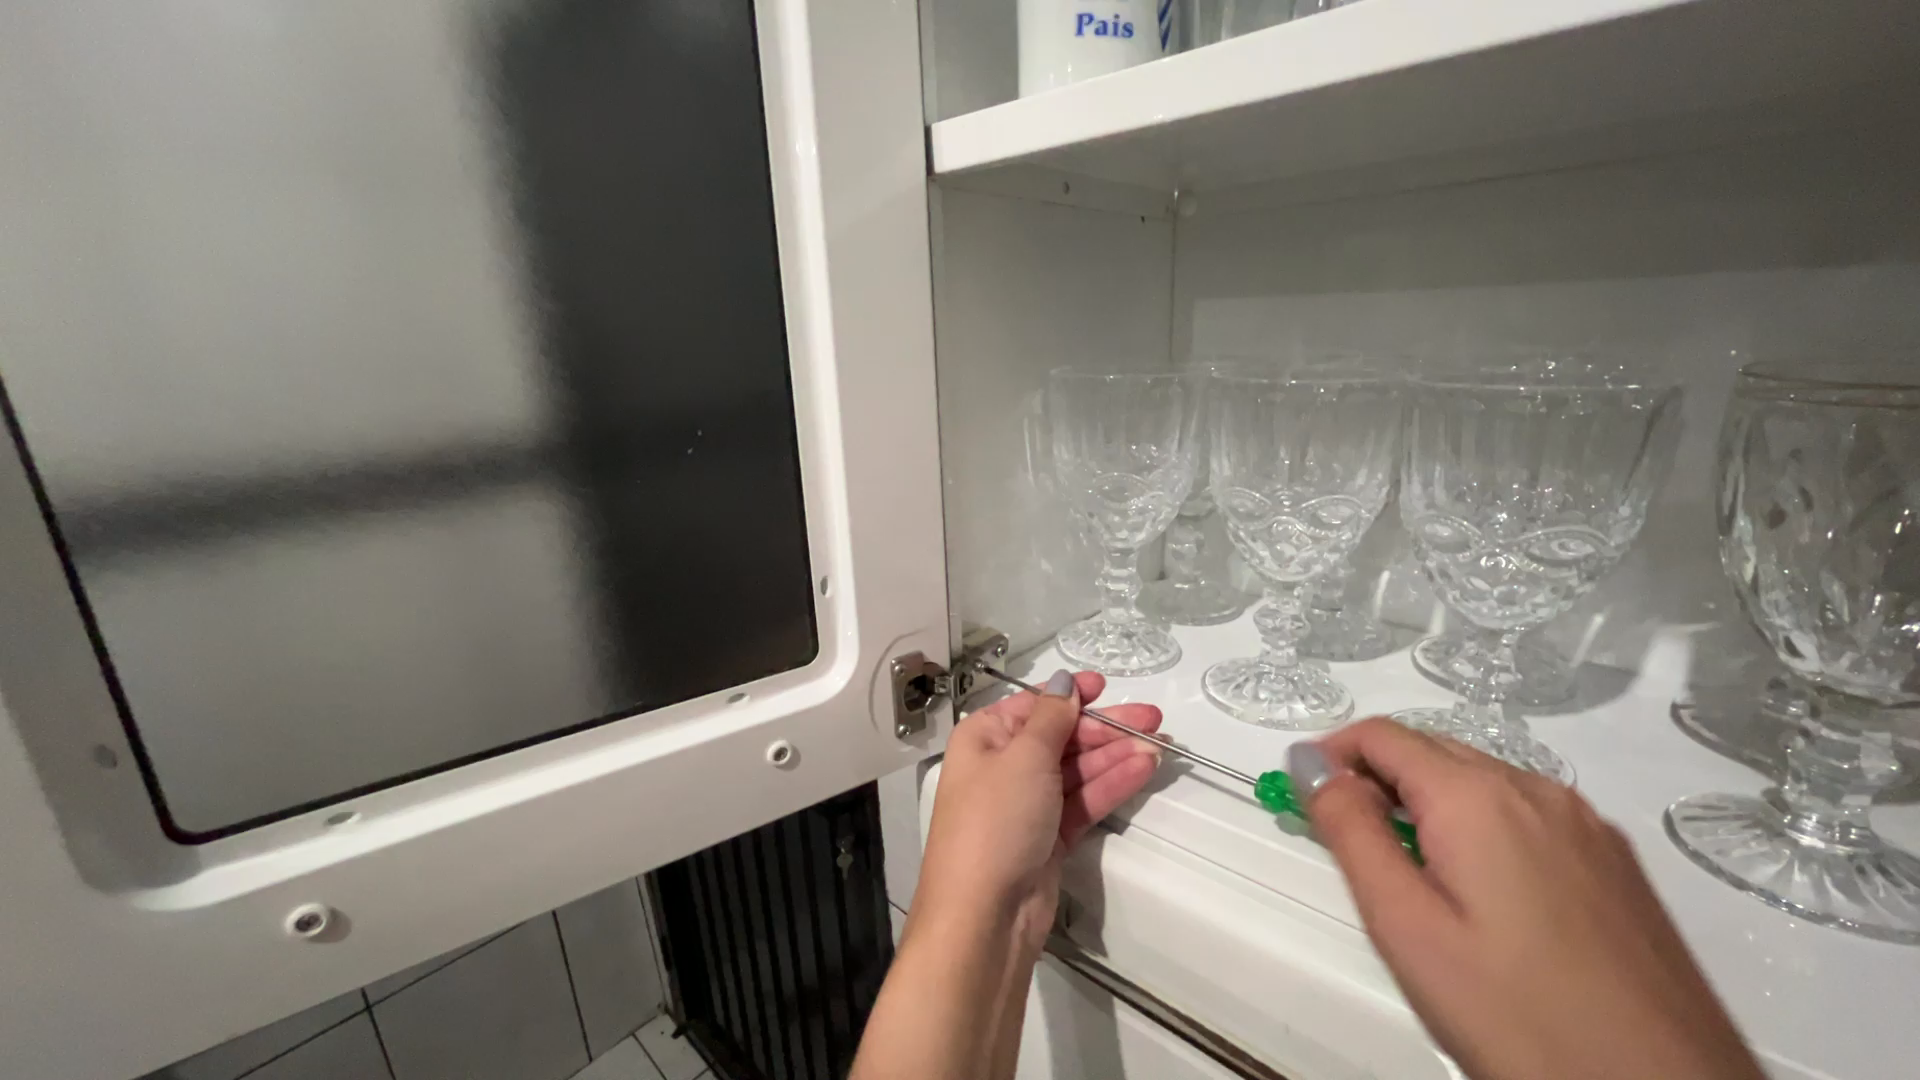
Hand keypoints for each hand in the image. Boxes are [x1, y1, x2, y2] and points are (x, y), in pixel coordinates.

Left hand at [912, 669, 1162, 953]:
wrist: (985, 914)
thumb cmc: (995, 820)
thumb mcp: (1024, 757)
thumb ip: (1052, 717)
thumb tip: (1064, 681)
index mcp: (984, 737)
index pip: (1034, 706)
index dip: (1070, 695)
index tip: (1106, 686)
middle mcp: (1003, 765)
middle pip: (1061, 736)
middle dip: (1105, 727)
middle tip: (1153, 718)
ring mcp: (1028, 802)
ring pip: (1078, 769)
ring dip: (1116, 755)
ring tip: (1160, 744)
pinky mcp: (1050, 835)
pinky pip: (1084, 800)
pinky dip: (1112, 784)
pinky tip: (1143, 768)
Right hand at [1300, 718, 1765, 1079]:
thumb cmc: (1512, 1011)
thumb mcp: (1404, 923)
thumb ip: (1351, 831)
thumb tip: (1317, 768)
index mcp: (1477, 796)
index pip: (1383, 736)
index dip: (1331, 753)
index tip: (1302, 793)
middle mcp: (1536, 790)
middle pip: (1431, 750)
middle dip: (1375, 775)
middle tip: (1344, 835)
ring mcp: (1586, 825)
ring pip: (1480, 779)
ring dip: (1426, 799)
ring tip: (1407, 868)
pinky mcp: (1616, 863)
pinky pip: (1525, 813)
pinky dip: (1478, 823)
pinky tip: (1479, 890)